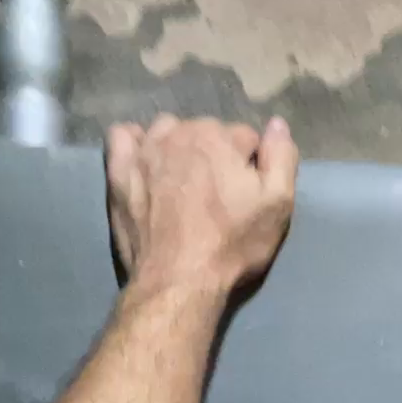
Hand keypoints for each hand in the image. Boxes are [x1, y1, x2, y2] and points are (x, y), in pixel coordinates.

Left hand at [105, 114, 299, 299]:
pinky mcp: (119, 171)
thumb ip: (282, 157)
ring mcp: (144, 150)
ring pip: (168, 132)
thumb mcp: (278, 204)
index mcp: (220, 137)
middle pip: (207, 133)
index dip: (254, 168)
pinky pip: (123, 136)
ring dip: (180, 148)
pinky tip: (148, 164)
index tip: (251, 195)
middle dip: (217, 156)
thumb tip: (278, 123)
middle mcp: (179, 133)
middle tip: (221, 197)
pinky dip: (137, 144)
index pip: (247, 138)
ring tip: (186, 182)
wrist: (180, 279)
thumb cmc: (233, 243)